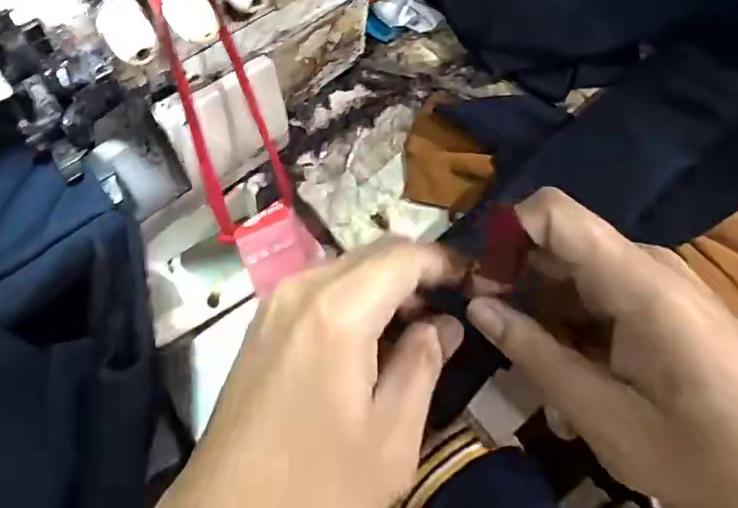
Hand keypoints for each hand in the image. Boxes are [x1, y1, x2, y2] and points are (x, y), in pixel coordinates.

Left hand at [160, 241, 465, 507]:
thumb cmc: (319, 483)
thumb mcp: (390, 439)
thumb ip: (421, 367)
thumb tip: (443, 324)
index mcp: (335, 309)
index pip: (399, 257)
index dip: (441, 260)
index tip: (474, 277)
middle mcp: (300, 287)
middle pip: (368, 254)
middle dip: (413, 270)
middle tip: (452, 304)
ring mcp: (275, 300)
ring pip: (342, 266)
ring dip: (382, 282)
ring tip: (418, 322)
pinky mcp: (263, 320)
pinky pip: (317, 287)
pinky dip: (352, 295)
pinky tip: (371, 334)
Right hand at [468, 190, 737, 507]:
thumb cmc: (718, 462)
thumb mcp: (609, 418)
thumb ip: (534, 353)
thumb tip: (477, 304)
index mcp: (635, 278)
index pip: (549, 210)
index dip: (504, 233)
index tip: (481, 282)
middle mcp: (648, 268)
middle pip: (558, 247)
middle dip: (518, 286)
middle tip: (496, 339)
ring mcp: (665, 291)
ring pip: (579, 281)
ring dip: (548, 321)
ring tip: (537, 385)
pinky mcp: (676, 316)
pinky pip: (609, 304)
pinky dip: (581, 335)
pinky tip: (576, 391)